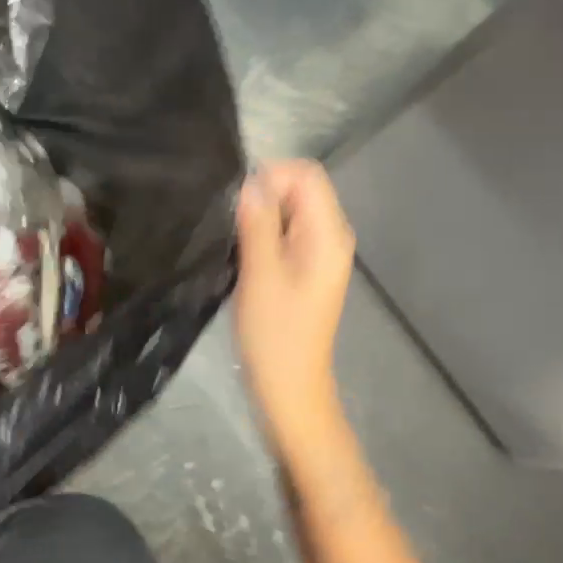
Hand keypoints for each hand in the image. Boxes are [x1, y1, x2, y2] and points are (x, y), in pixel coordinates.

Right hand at [233, 160, 355, 445]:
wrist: (289, 388)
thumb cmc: (275, 334)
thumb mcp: (260, 275)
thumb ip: (258, 224)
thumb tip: (250, 182)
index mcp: (328, 235)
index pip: (306, 174)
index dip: (271, 176)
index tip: (239, 202)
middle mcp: (329, 237)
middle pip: (300, 188)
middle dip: (264, 193)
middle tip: (232, 222)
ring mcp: (318, 254)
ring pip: (290, 210)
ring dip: (261, 214)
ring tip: (234, 238)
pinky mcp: (304, 268)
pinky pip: (285, 231)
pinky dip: (263, 232)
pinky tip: (244, 254)